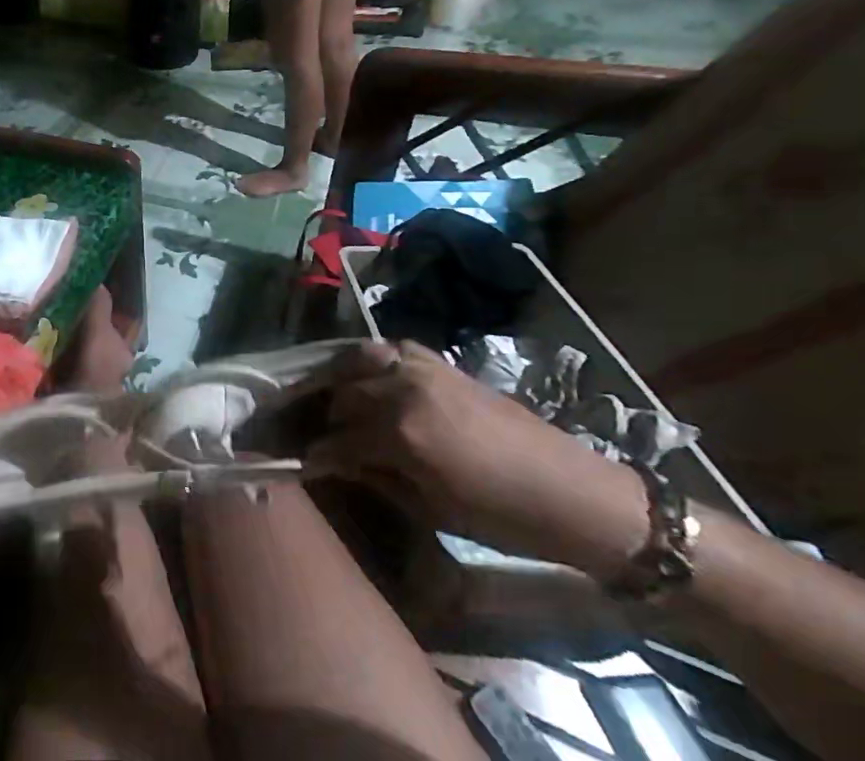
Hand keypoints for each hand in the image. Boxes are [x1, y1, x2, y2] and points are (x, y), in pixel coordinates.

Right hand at [311, 340, 647, 579]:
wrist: (565, 489)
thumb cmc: (496, 514)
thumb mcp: (427, 506)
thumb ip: (374, 475)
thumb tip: (335, 461)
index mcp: (399, 433)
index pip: (337, 438)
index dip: (316, 453)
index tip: (299, 461)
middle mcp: (404, 389)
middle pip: (343, 394)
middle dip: (324, 416)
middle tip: (314, 433)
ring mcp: (425, 369)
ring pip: (362, 359)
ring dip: (342, 377)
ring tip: (329, 394)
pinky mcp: (443, 363)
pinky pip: (394, 348)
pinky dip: (374, 360)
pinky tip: (369, 376)